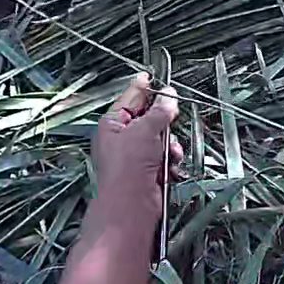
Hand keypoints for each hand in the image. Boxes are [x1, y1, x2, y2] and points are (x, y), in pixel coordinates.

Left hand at [91, 72, 181, 217]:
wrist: (131, 207)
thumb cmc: (128, 169)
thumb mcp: (146, 130)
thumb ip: (160, 111)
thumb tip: (169, 96)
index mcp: (112, 124)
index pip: (131, 97)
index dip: (145, 87)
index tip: (156, 75)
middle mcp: (122, 139)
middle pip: (150, 119)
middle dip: (164, 123)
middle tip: (170, 120)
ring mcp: (135, 156)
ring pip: (162, 139)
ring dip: (170, 146)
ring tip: (168, 155)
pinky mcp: (148, 171)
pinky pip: (166, 158)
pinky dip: (170, 162)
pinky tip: (169, 169)